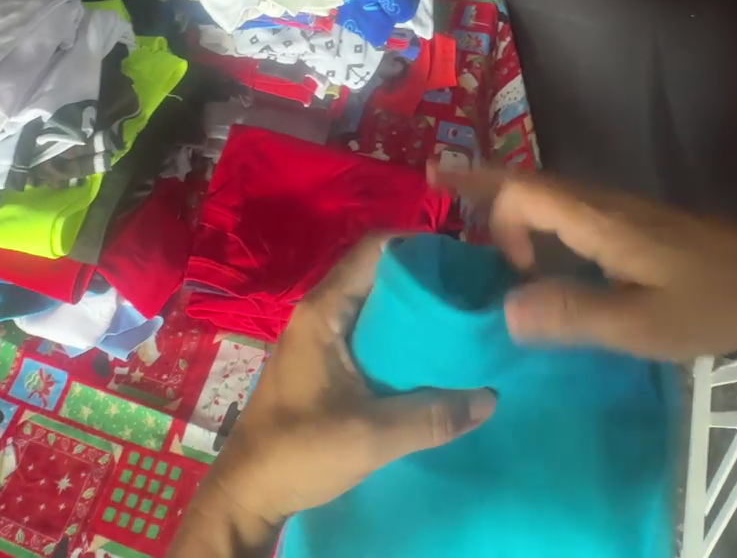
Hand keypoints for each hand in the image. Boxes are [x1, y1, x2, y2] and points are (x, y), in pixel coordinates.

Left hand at [176, 234, 497, 555]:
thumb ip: (431, 416)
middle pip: (376, 272)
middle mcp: (320, 311)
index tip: (459, 258)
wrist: (246, 492)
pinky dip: (397, 331)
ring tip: (457, 316)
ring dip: (410, 306)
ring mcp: (319, 336)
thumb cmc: (299, 450)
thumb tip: (490, 398)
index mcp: (324, 310)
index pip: (373, 249)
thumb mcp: (370, 436)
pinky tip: (428, 352)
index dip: (416, 245)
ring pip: (372, 302)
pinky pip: (366, 328)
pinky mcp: (323, 360)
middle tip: (467, 289)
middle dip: (421, 276)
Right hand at [439, 167, 736, 362]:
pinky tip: (538, 236)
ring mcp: (621, 209)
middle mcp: (603, 202)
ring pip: (550, 190)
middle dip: (479, 178)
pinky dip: (536, 210)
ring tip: (468, 196)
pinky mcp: (636, 223)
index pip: (524, 193)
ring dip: (506, 193)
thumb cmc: (715, 303)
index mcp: (598, 220)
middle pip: (529, 179)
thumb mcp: (643, 325)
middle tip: (435, 174)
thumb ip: (573, 315)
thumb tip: (503, 309)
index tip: (515, 275)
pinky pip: (569, 206)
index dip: (501, 223)